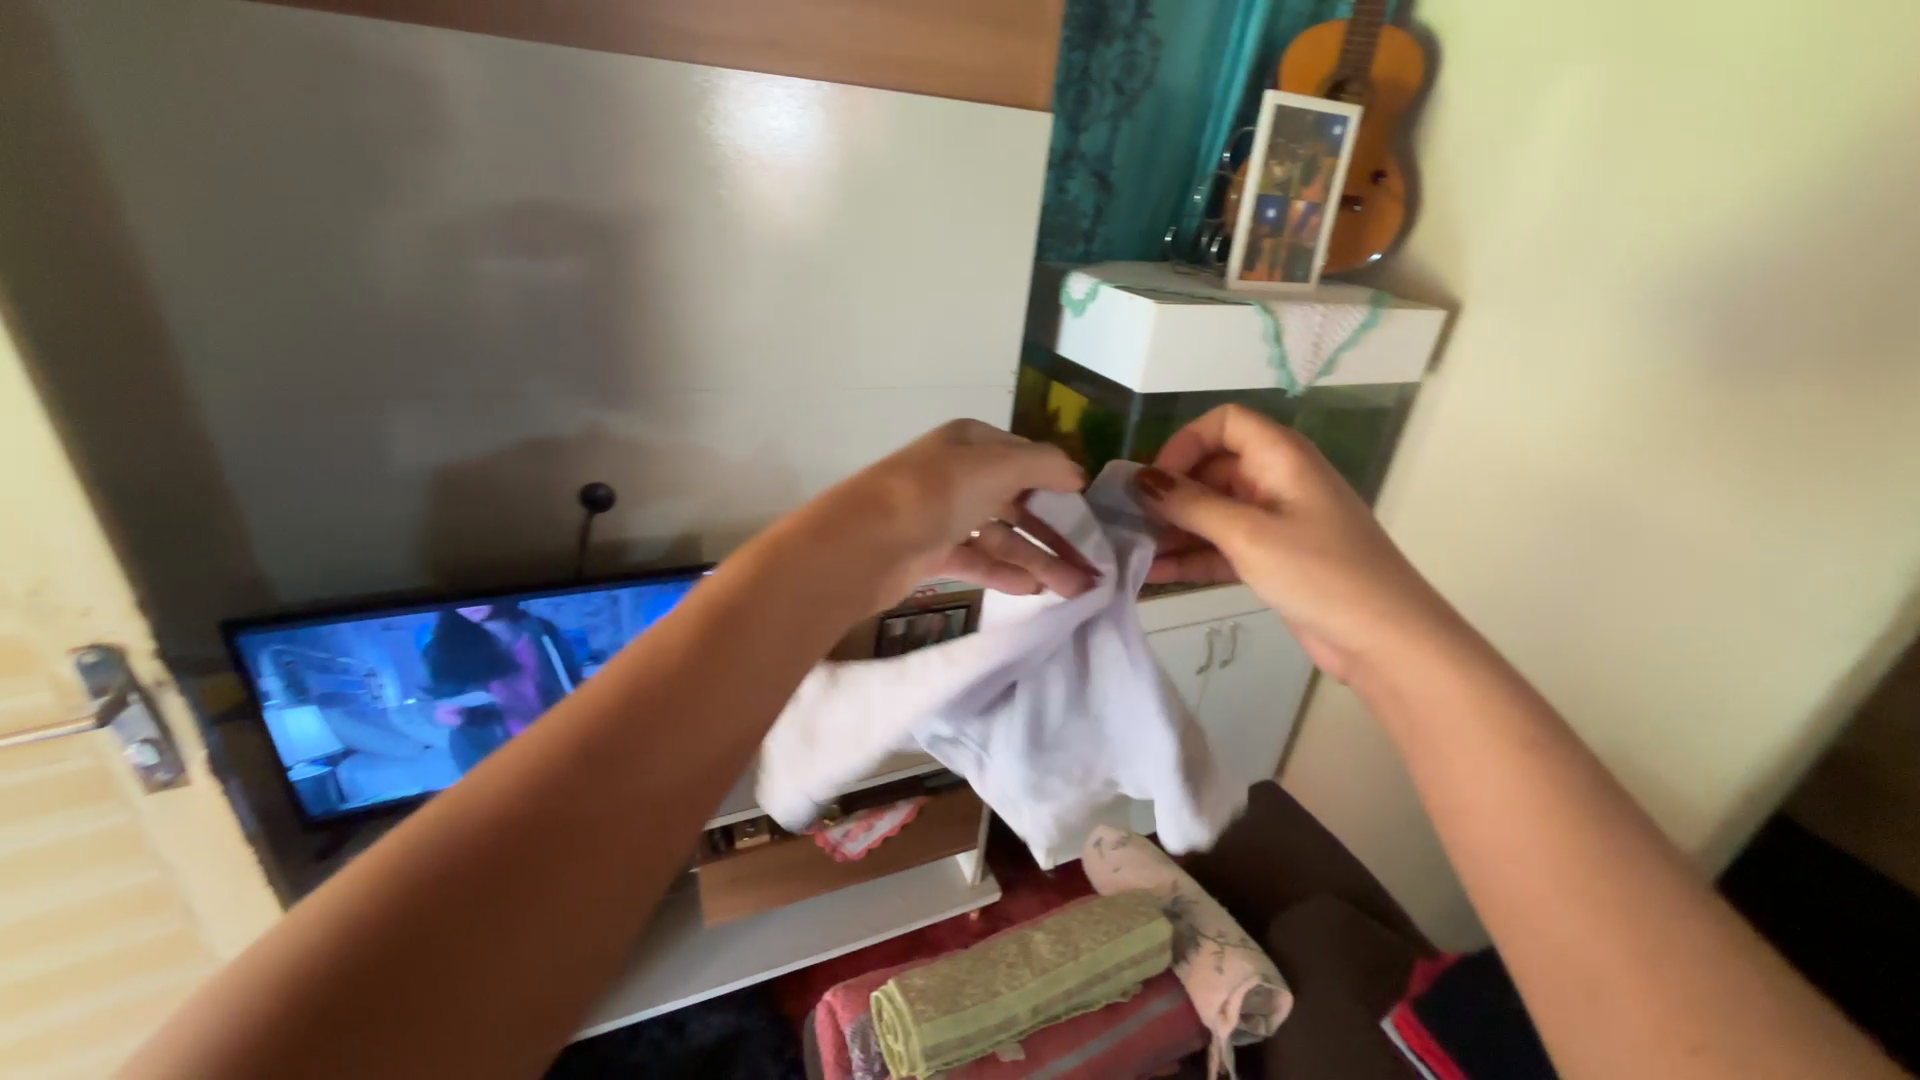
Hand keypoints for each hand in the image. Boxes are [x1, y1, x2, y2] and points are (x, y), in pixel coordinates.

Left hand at [808, 420, 1096, 609]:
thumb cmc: (934, 494)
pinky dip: (1005, 574)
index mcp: (970, 443)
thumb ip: (1044, 465)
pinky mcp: (930, 553)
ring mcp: (942, 515)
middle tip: (1092, 565)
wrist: (862, 545)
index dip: (1060, 483)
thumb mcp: (996, 466)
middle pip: (1017, 502)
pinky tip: (1034, 591)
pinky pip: (977, 561)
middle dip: (1055, 533)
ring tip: (1075, 589)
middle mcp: (957, 475)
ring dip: (1038, 560)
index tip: (1093, 513)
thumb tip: (1078, 474)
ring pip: (1000, 536)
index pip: (1026, 459)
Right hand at [1135, 405, 1455, 681]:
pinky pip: (1222, 546)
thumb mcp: (1248, 535)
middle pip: (1212, 469)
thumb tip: (1141, 480)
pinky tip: (1153, 574)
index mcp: (1281, 457)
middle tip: (1130, 522)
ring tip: (1132, 552)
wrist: (1385, 638)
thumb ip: (1191, 505)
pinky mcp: (1273, 558)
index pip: (1224, 423)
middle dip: (1171, 493)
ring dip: (1175, 530)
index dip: (1185, 443)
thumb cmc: (1320, 573)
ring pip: (1213, 512)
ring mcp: (1276, 521)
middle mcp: (1277, 480)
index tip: (1156, 480)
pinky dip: (1193, 556)